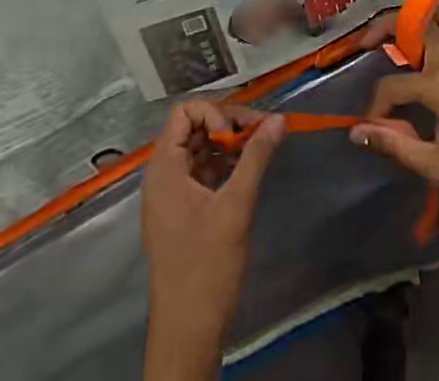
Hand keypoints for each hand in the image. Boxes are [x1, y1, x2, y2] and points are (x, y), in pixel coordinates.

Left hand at [141, 102, 284, 354]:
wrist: (187, 327)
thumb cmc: (206, 264)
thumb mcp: (235, 206)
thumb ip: (255, 159)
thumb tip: (277, 121)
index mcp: (164, 165)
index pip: (184, 112)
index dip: (216, 113)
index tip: (244, 132)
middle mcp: (162, 172)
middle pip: (191, 128)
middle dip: (227, 125)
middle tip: (264, 134)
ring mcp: (169, 192)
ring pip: (197, 151)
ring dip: (226, 145)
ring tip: (260, 150)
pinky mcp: (180, 210)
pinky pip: (199, 173)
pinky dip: (221, 166)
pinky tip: (247, 172)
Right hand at [349, 7, 438, 217]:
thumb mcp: (437, 166)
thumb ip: (394, 145)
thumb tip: (357, 132)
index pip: (393, 85)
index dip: (376, 106)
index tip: (371, 127)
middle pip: (415, 24)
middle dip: (384, 28)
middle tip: (367, 45)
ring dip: (416, 20)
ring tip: (396, 38)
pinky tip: (428, 45)